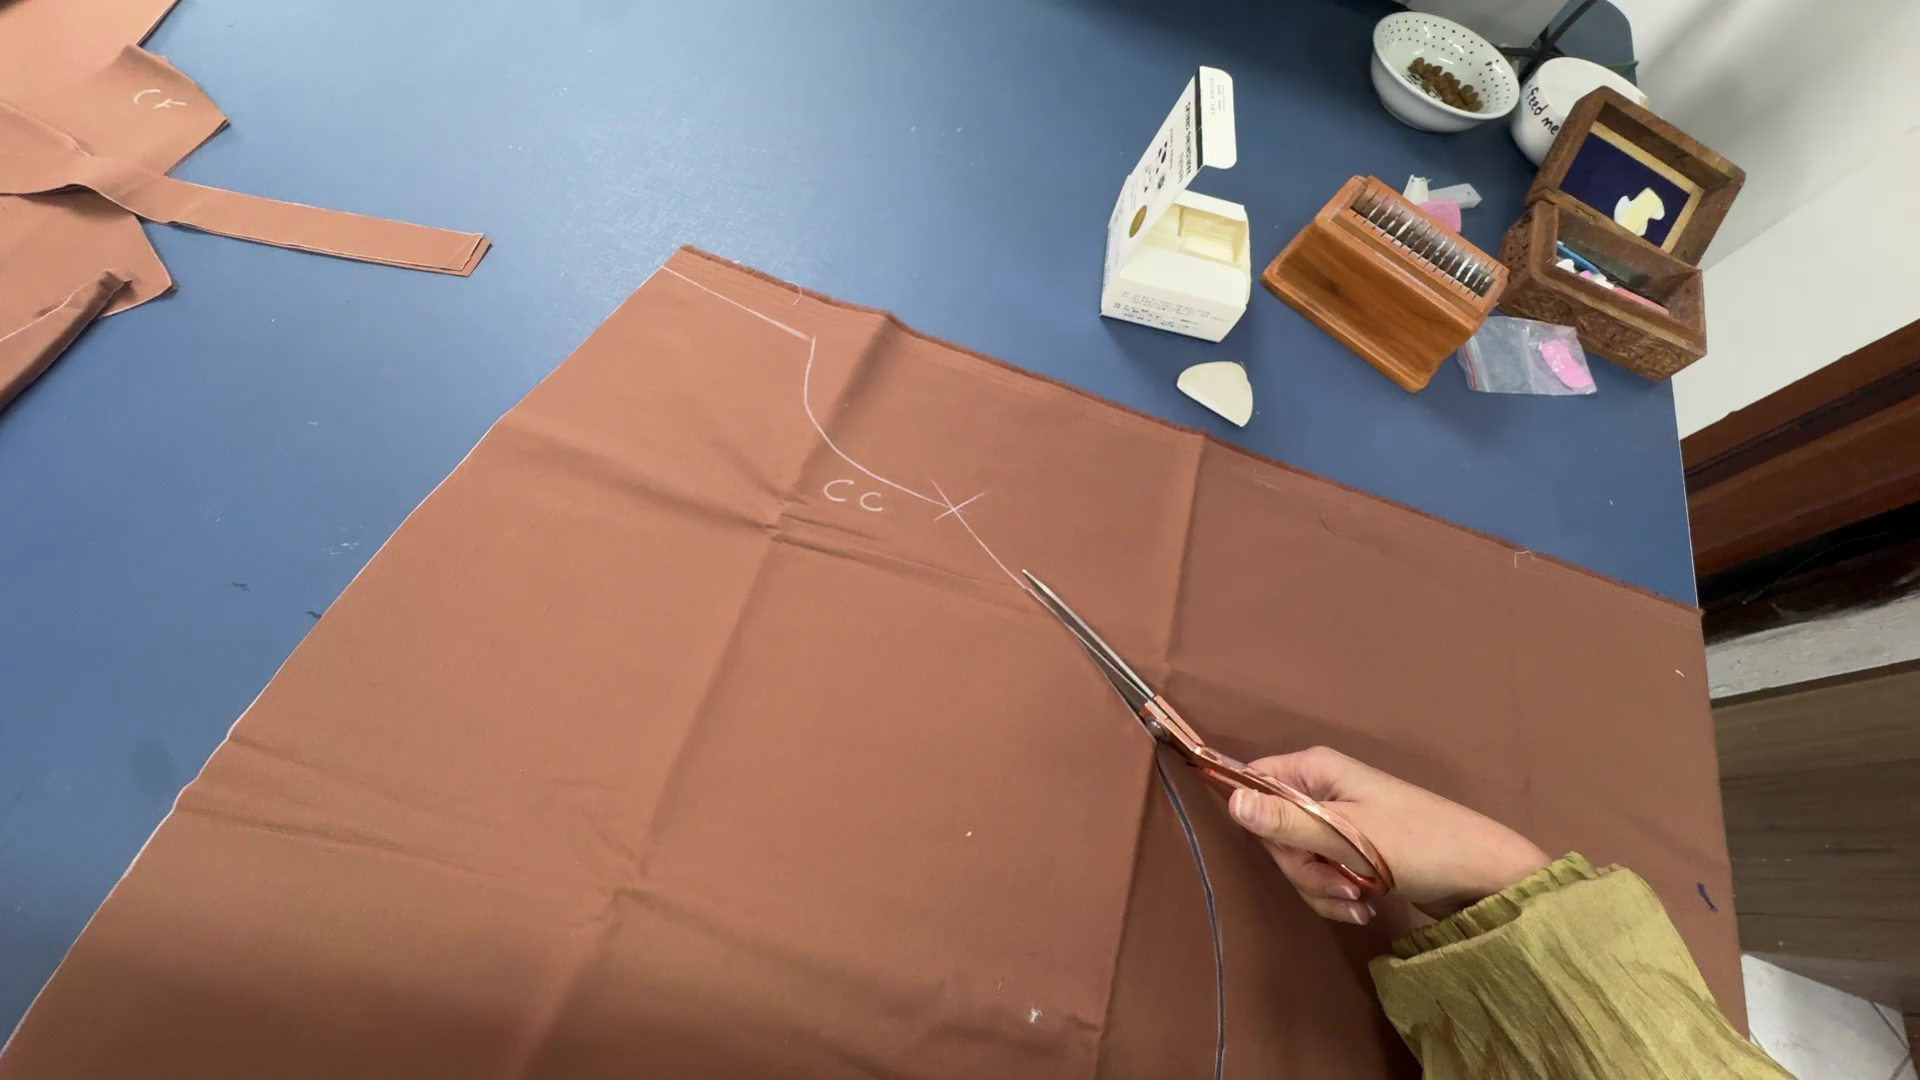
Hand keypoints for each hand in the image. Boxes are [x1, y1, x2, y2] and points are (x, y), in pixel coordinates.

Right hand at [1226, 747, 1548, 924]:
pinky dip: (1335, 894)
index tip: (1282, 846)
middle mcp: (1320, 787)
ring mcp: (1336, 818)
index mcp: (1314, 768)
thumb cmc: (1417, 844)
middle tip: (1337, 882)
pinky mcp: (1352, 848)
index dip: (1257, 817)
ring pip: (1296, 856)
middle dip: (1300, 865)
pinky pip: (1321, 871)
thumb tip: (1230, 803)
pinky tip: (1362, 908)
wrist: (1488, 878)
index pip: (1253, 781)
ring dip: (1320, 886)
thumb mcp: (1346, 836)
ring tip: (1358, 900)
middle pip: (1274, 827)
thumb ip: (1285, 821)